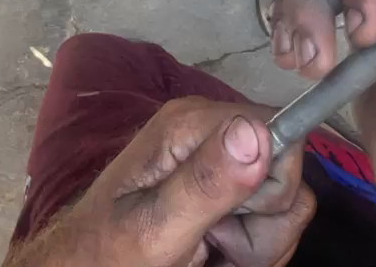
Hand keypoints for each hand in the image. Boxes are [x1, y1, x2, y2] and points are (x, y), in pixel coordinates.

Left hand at [7, 99, 314, 266]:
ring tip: (208, 247)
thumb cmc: (112, 248)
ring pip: (284, 201)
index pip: (277, 130)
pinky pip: (272, 219)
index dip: (269, 183)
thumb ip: (207, 180)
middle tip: (214, 241)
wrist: (90, 263)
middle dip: (262, 220)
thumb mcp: (156, 225)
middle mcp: (208, 131)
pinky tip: (214, 249)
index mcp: (189, 122)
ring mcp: (217, 159)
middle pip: (285, 169)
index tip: (231, 218)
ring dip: (257, 240)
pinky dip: (252, 246)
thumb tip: (256, 131)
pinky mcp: (223, 187)